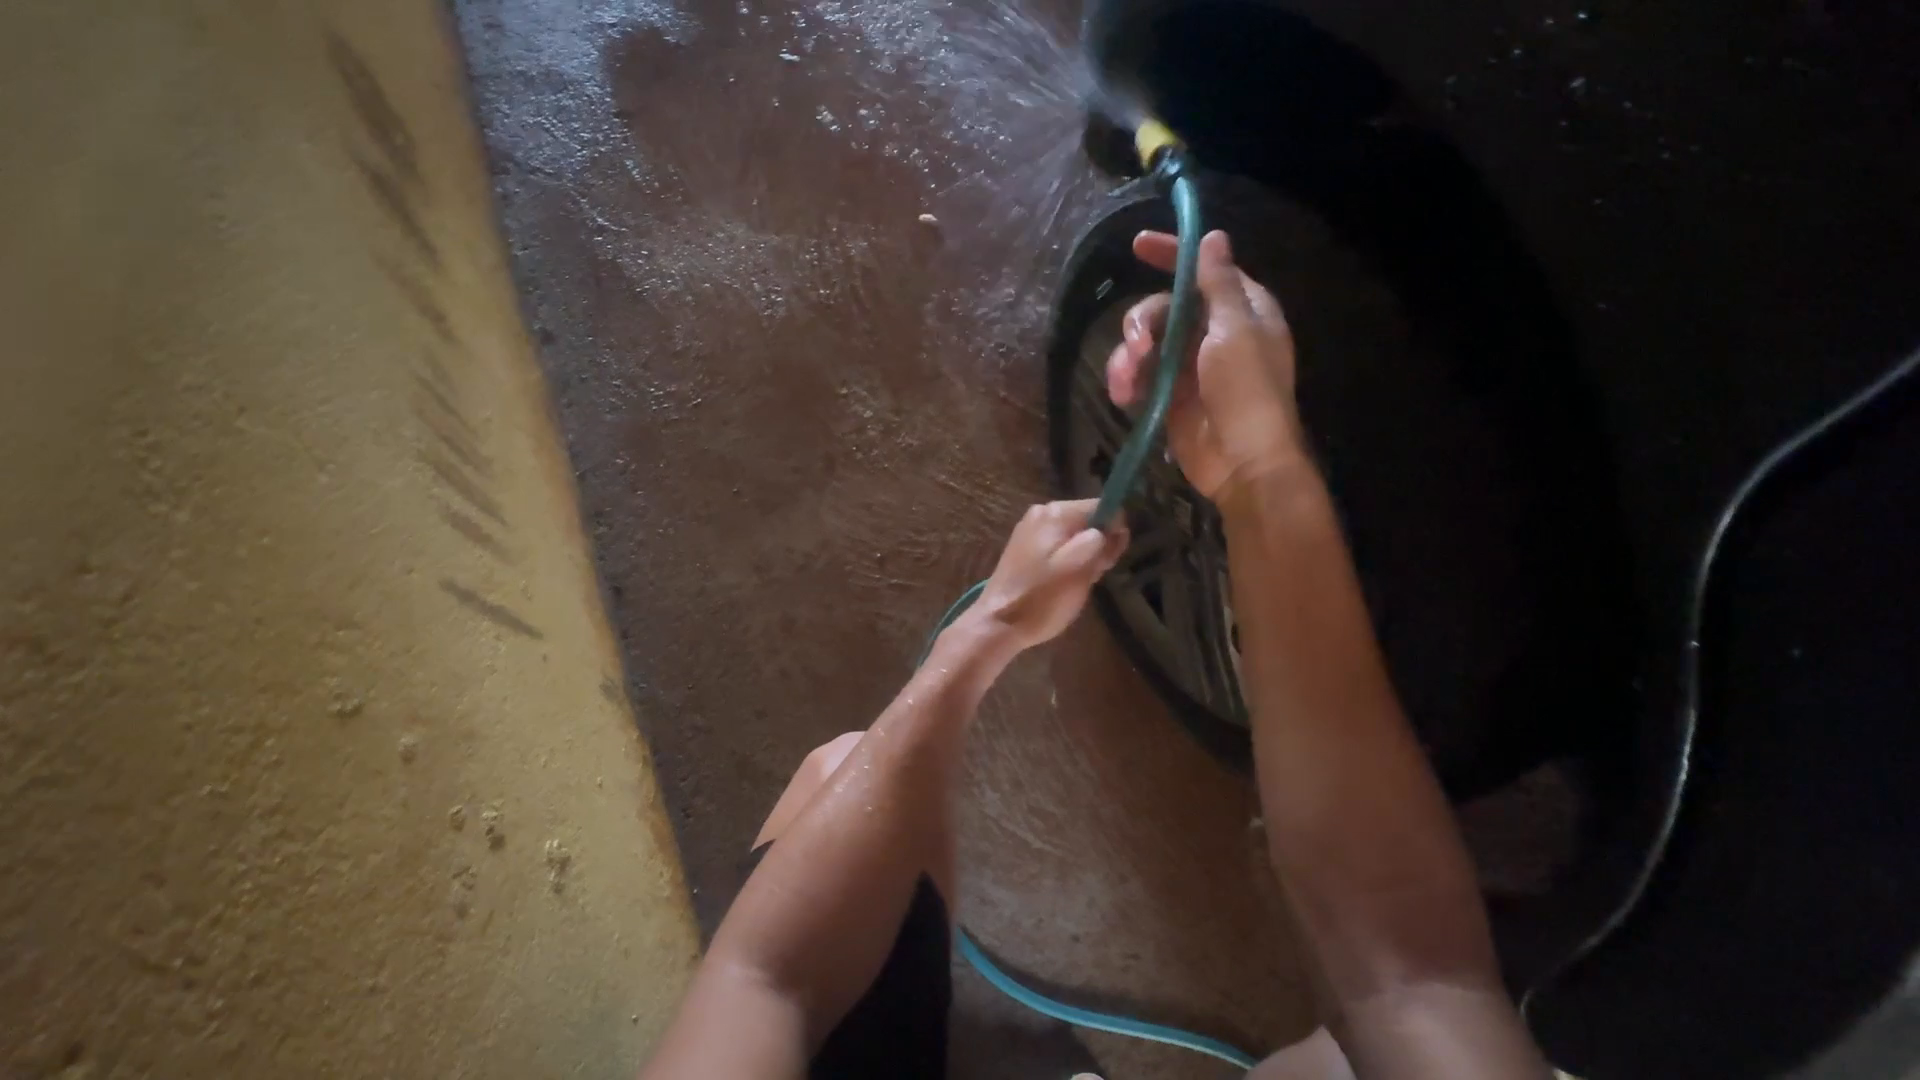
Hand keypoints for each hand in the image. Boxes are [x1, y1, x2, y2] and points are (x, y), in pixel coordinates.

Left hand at [969, 499, 1127, 651]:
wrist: (998, 625)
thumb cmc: (1042, 598)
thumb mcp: (1081, 568)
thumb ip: (1102, 540)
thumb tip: (1116, 524)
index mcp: (1054, 513)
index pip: (1102, 507)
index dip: (1114, 532)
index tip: (1108, 560)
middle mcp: (1041, 514)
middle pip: (1088, 522)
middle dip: (1098, 548)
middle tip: (1090, 576)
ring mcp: (1031, 532)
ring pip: (1076, 538)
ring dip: (1085, 560)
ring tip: (1074, 584)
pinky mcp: (1026, 550)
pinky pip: (1060, 549)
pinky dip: (1068, 565)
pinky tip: (1062, 585)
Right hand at [1106, 230, 1306, 509]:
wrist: (1242, 461)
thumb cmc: (1247, 391)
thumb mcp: (1235, 330)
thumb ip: (1219, 284)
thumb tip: (1213, 237)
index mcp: (1240, 310)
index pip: (1202, 269)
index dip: (1172, 254)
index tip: (1137, 245)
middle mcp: (1213, 332)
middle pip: (1163, 308)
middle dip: (1141, 324)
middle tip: (1137, 348)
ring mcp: (1189, 366)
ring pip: (1145, 343)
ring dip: (1127, 358)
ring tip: (1124, 384)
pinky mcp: (1169, 395)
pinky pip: (1138, 376)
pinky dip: (1127, 382)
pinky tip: (1124, 398)